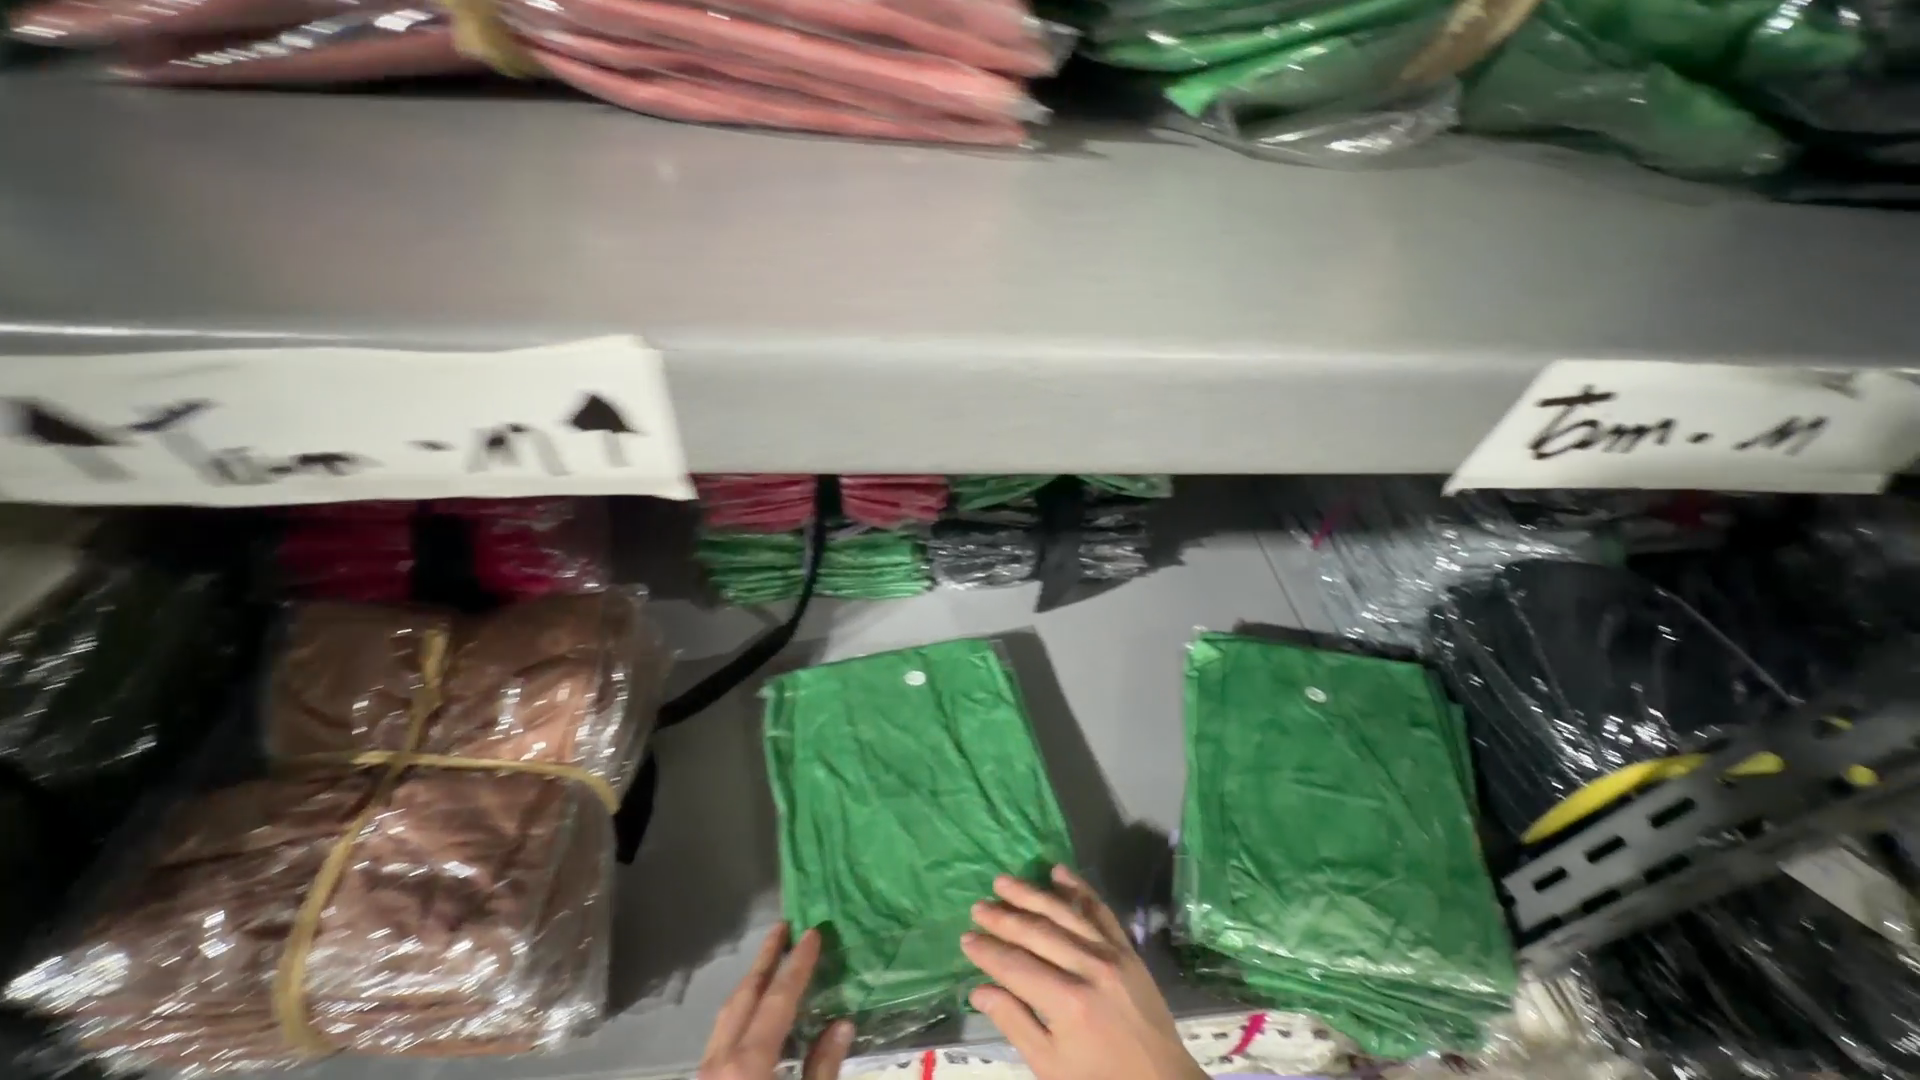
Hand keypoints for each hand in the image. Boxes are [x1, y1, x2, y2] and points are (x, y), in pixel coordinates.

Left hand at [700, 924, 854, 1079]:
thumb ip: (822, 1068)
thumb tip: (842, 1025)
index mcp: (747, 1062)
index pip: (777, 1000)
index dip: (797, 964)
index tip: (812, 932)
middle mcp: (720, 1057)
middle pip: (746, 994)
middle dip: (765, 957)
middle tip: (784, 926)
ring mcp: (705, 1069)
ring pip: (729, 1011)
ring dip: (751, 981)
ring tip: (771, 958)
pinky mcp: (704, 1079)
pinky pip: (722, 1032)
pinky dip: (741, 1008)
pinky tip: (755, 1009)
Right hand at [962, 866, 1204, 1079]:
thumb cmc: (1099, 1079)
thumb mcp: (1051, 1066)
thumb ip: (1015, 1023)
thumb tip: (978, 990)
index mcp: (1067, 1001)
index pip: (1015, 966)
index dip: (988, 951)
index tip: (966, 938)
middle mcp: (1089, 968)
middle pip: (1037, 933)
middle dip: (1003, 918)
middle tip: (978, 907)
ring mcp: (1112, 953)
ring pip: (1065, 913)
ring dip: (1032, 894)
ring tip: (1004, 882)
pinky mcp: (1128, 949)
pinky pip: (1100, 911)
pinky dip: (1079, 889)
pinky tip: (1058, 871)